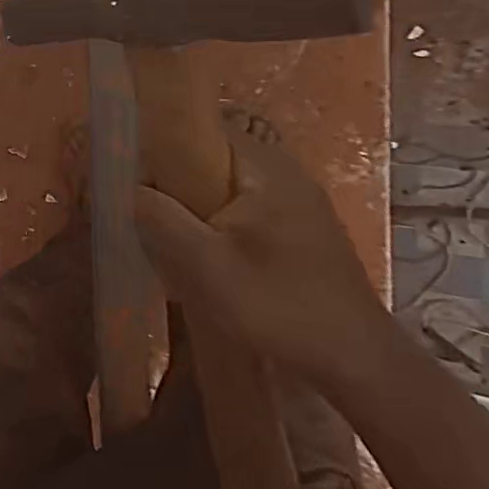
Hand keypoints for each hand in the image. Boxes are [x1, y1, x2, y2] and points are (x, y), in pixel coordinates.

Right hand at [134, 128, 392, 385]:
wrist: (358, 360)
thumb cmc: (279, 307)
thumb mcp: (206, 266)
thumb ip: (161, 219)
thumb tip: (130, 186)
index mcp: (264, 167)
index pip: (200, 128)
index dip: (161, 148)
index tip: (136, 181)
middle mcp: (284, 170)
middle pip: (210, 156)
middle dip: (175, 182)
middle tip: (150, 217)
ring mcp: (297, 197)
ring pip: (226, 183)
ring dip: (196, 205)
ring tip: (174, 239)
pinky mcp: (301, 223)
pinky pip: (245, 204)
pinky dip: (219, 219)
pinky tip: (210, 255)